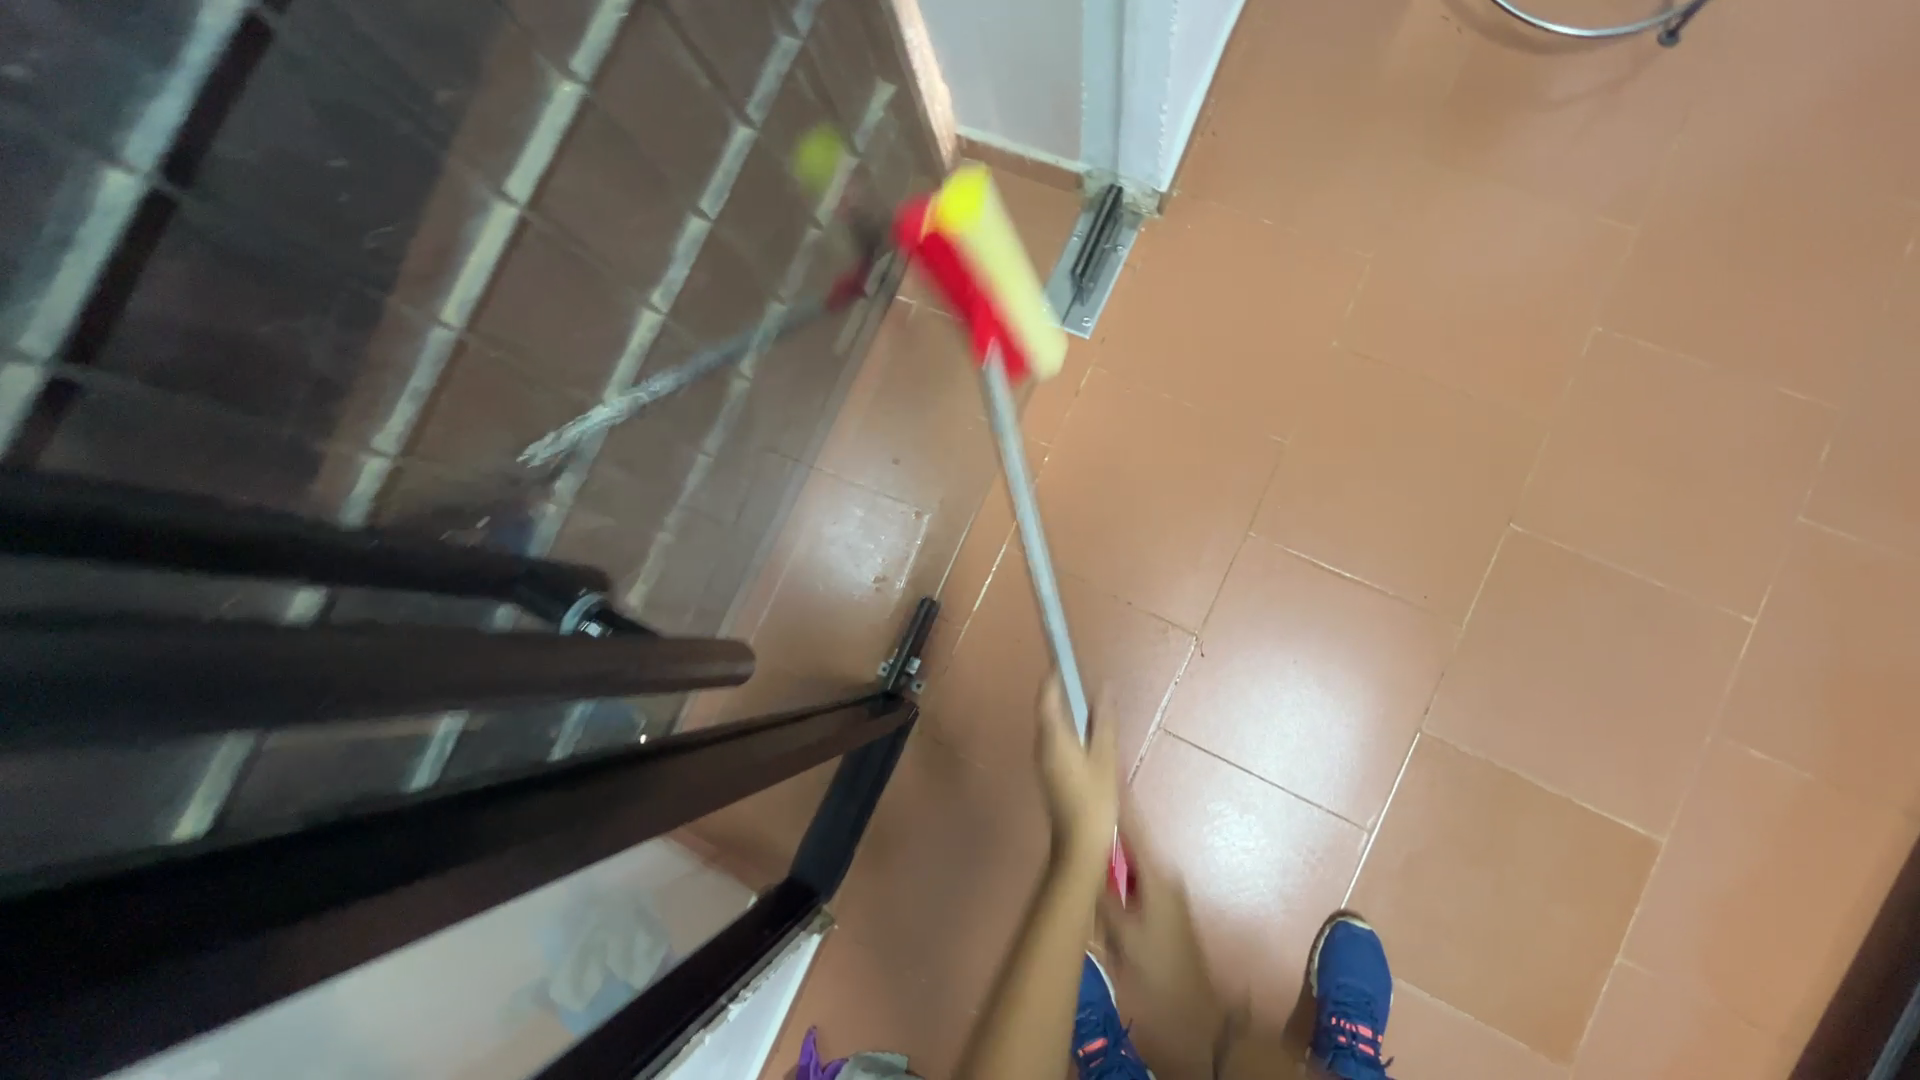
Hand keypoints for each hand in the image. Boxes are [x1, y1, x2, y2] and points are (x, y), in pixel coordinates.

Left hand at [1032, 674, 1117, 871]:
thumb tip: (1105, 687)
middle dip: (1061, 689)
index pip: (1047, 697)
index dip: (1054, 676)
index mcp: (1052, 738)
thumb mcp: (1104, 757)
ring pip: (1051, 724)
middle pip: (1047, 708)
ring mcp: (1044, 759)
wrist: (1079, 844)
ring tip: (1088, 697)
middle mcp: (1042, 745)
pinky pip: (1056, 738)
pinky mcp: (1051, 771)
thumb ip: (1103, 721)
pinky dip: (1068, 726)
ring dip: (1065, 708)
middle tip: (1081, 674)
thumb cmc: (1094, 799)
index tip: (1066, 659)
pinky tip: (1086, 730)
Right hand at [1097, 825, 1231, 1076]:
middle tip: (1072, 830)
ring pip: (1127, 866)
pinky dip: (1116, 882)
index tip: (1094, 780)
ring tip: (1080, 860)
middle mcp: (1164, 875)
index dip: (1113, 802)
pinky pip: (1134, 883)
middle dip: (1101, 840)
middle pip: (1125, 844)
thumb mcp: (1120, 932)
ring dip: (1107, 865)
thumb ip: (1099, 893)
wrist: (1195, 1015)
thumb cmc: (1157, 971)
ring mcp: (1167, 891)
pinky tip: (1099, 895)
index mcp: (1155, 873)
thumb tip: (1082, 859)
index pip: (1130, 825)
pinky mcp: (1165, 908)